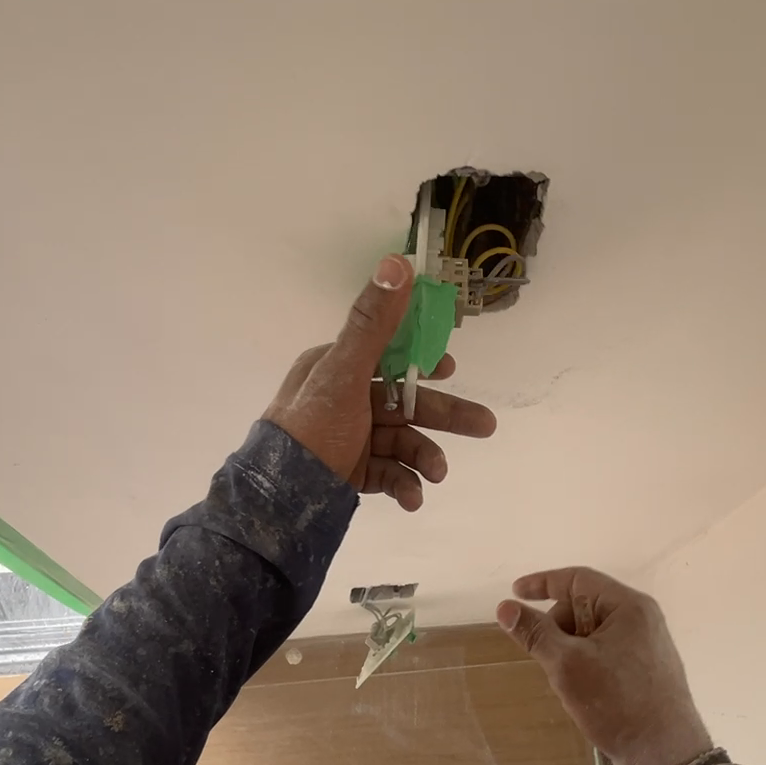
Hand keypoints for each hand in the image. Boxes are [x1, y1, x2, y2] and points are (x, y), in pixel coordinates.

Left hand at [265, 254, 497, 510]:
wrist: (278, 503)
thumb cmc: (314, 429)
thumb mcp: (344, 374)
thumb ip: (374, 324)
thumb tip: (398, 261)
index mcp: (337, 369)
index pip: (387, 356)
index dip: (423, 363)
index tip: (452, 370)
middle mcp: (344, 401)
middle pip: (404, 403)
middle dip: (445, 415)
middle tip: (487, 426)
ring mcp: (349, 440)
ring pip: (401, 441)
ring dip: (424, 456)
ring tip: (437, 475)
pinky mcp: (351, 473)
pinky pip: (388, 473)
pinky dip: (404, 484)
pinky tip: (412, 499)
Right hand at [497, 566, 714, 764]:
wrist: (666, 759)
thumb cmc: (617, 703)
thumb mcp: (566, 664)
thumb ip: (535, 632)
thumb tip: (504, 607)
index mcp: (629, 606)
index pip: (578, 579)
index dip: (542, 583)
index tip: (515, 593)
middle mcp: (642, 618)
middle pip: (584, 606)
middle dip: (558, 626)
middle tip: (547, 657)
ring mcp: (647, 645)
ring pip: (593, 632)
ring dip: (571, 648)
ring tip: (567, 680)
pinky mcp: (646, 670)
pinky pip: (606, 651)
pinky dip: (586, 662)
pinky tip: (583, 690)